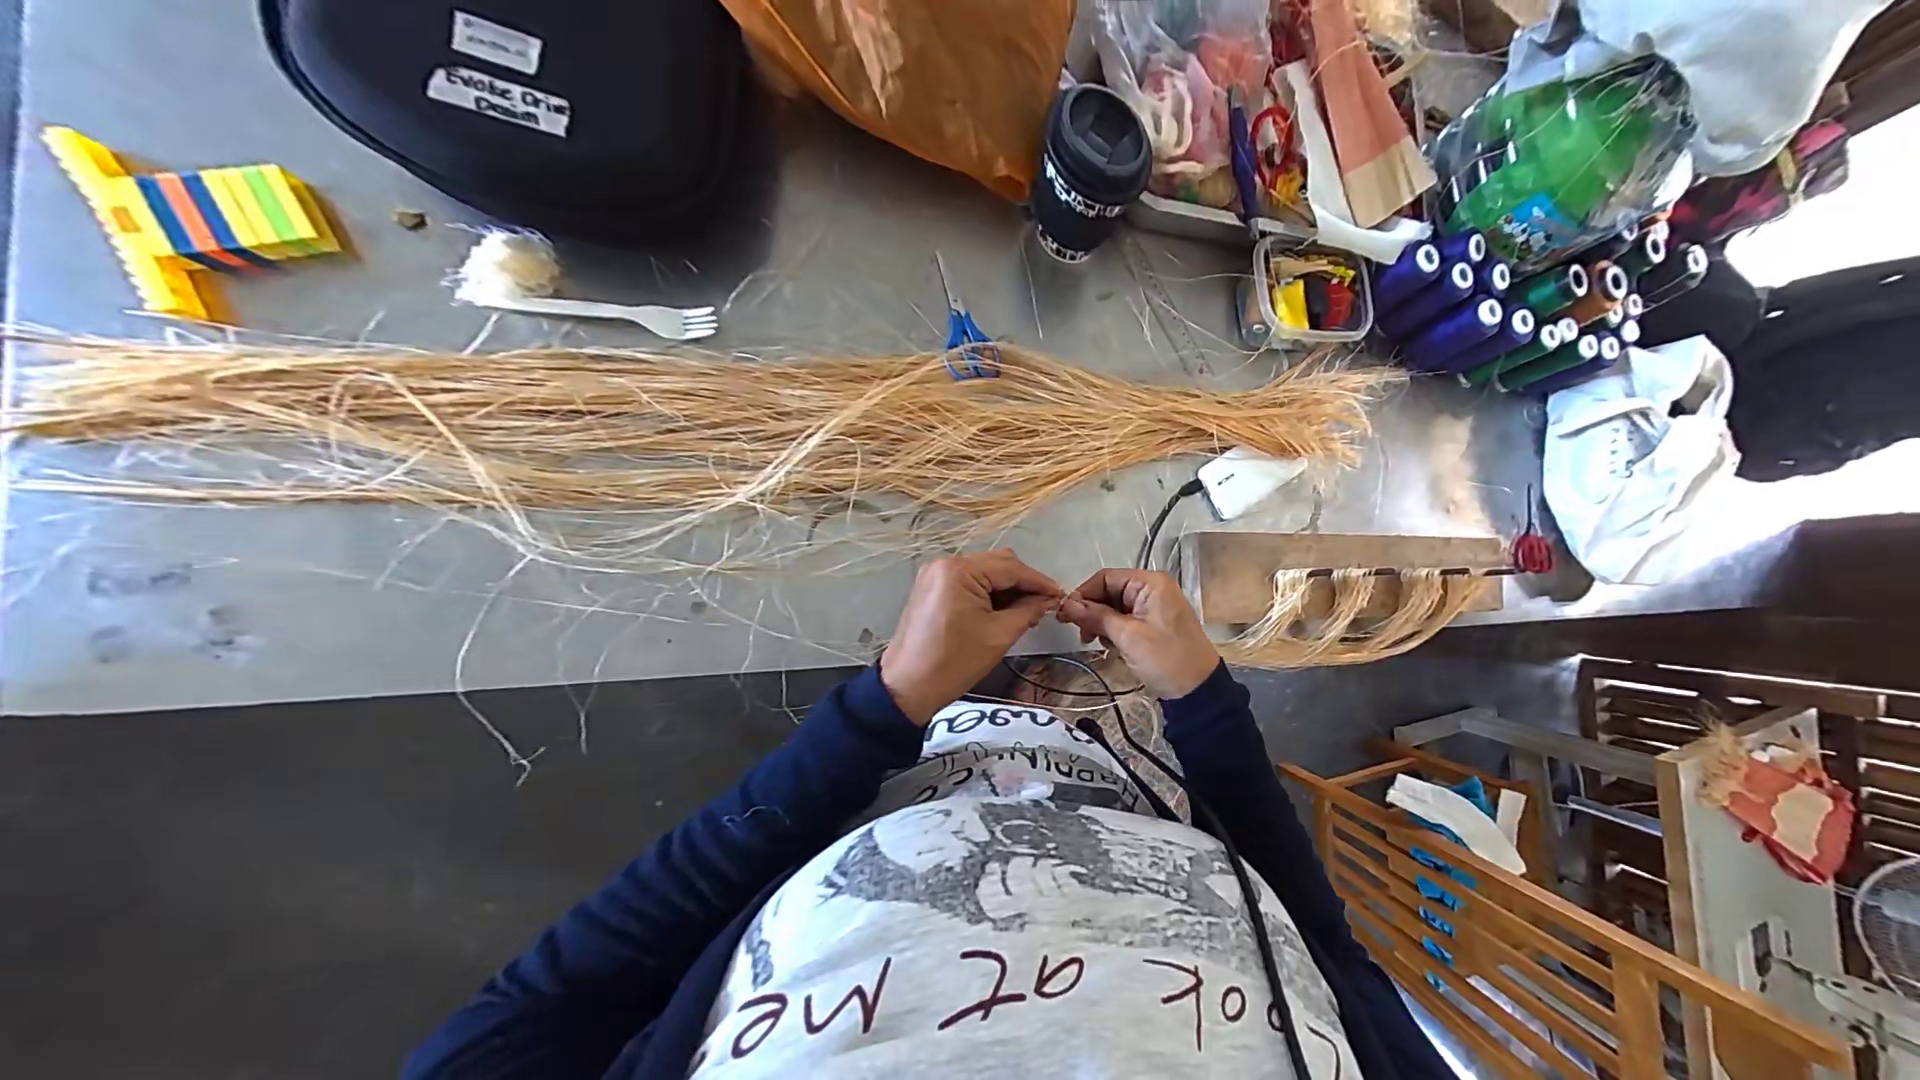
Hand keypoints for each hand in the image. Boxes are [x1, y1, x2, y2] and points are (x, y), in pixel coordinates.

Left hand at [880, 550, 1062, 724]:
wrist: (908, 686)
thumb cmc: (955, 661)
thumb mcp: (998, 635)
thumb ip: (1027, 611)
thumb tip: (1047, 600)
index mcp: (959, 570)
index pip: (1010, 567)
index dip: (1038, 582)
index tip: (1061, 595)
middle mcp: (945, 563)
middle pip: (996, 564)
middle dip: (1022, 583)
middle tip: (1045, 606)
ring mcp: (935, 574)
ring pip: (983, 572)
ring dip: (1006, 588)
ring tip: (1026, 612)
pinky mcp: (931, 588)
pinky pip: (968, 582)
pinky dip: (987, 593)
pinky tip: (1003, 611)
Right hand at [1056, 568, 1219, 698]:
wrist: (1198, 690)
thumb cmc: (1165, 658)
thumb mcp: (1127, 636)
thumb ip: (1095, 616)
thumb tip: (1066, 604)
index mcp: (1150, 583)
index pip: (1106, 578)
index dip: (1083, 594)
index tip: (1066, 615)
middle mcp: (1152, 588)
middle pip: (1109, 591)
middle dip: (1091, 610)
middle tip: (1078, 633)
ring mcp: (1153, 606)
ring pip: (1114, 606)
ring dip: (1100, 622)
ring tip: (1094, 642)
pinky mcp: (1152, 623)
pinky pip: (1124, 619)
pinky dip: (1112, 630)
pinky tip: (1109, 645)